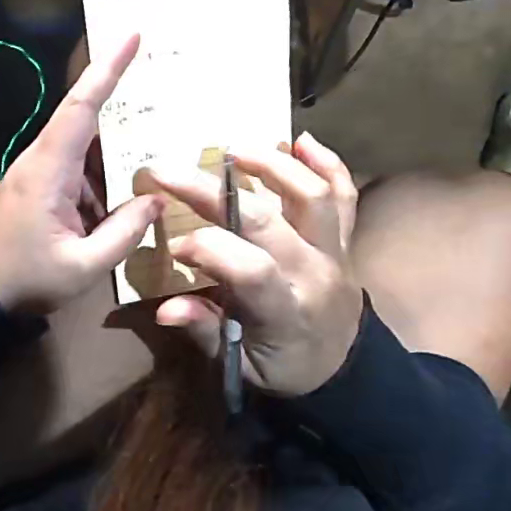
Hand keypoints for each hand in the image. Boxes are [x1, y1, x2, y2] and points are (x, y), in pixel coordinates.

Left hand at [0, 34, 165, 313]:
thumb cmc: (26, 280)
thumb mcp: (83, 267)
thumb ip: (124, 233)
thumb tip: (156, 201)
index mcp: (48, 171)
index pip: (80, 108)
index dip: (106, 70)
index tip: (130, 36)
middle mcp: (40, 161)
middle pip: (85, 119)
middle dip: (121, 102)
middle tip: (162, 89)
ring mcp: (37, 174)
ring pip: (84, 148)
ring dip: (115, 150)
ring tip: (154, 147)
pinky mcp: (38, 189)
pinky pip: (77, 171)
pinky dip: (102, 177)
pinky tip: (126, 194)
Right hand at [145, 134, 363, 396]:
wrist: (346, 370)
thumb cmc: (285, 368)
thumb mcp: (241, 366)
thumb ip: (205, 331)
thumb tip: (164, 308)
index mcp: (286, 311)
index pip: (250, 268)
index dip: (208, 249)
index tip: (174, 246)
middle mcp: (314, 273)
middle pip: (268, 220)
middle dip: (213, 191)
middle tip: (169, 172)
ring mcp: (335, 252)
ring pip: (314, 196)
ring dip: (273, 165)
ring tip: (233, 149)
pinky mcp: (345, 240)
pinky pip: (346, 196)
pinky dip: (328, 163)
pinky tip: (300, 140)